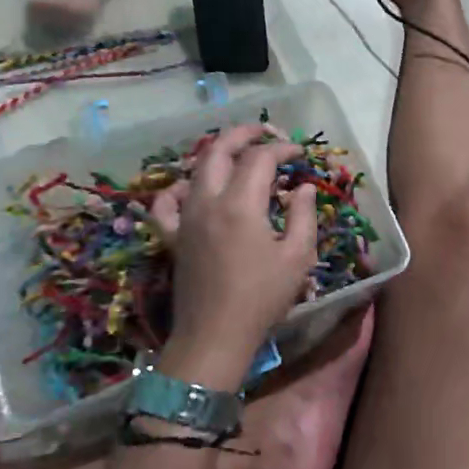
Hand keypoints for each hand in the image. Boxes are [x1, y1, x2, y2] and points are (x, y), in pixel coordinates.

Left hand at [149, 126, 316, 382]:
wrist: (215, 335)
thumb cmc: (262, 298)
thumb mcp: (297, 257)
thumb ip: (303, 216)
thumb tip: (302, 188)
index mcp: (240, 204)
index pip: (259, 158)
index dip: (281, 149)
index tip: (300, 153)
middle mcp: (207, 201)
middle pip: (219, 150)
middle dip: (244, 135)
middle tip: (267, 133)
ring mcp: (185, 218)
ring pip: (194, 169)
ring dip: (217, 155)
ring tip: (238, 155)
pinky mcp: (173, 237)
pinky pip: (166, 203)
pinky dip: (178, 188)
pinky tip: (191, 189)